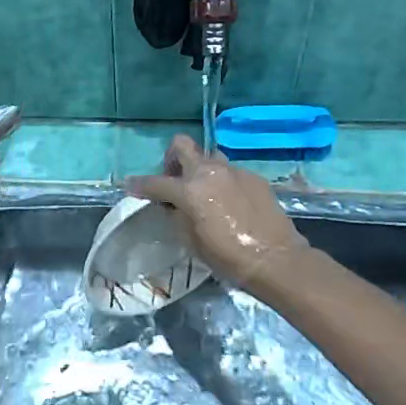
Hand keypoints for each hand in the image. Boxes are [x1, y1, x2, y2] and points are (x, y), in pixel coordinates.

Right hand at [126, 134, 306, 294]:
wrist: (275, 259)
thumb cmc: (227, 256)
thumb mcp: (191, 241)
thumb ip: (177, 216)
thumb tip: (172, 206)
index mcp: (190, 191)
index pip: (156, 183)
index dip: (139, 185)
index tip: (130, 186)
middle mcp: (210, 172)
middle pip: (182, 145)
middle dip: (172, 158)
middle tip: (173, 178)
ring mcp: (234, 171)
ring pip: (209, 157)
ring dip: (201, 169)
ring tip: (205, 191)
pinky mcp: (254, 177)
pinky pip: (231, 172)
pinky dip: (223, 182)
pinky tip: (230, 203)